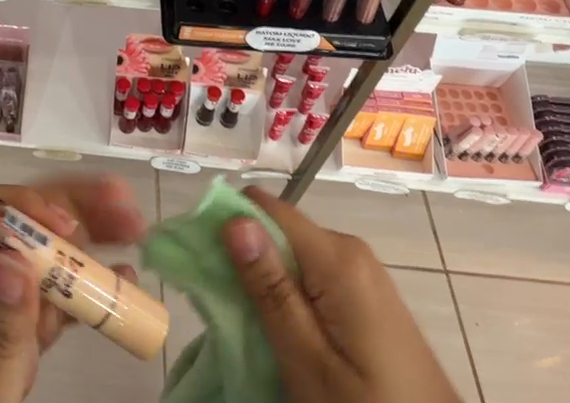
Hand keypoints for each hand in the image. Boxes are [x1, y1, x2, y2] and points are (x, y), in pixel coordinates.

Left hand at [0, 176, 148, 402]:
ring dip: (86, 236)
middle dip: (68, 207)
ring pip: (37, 256)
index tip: (69, 229)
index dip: (19, 205)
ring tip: (134, 227)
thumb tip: (13, 254)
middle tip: (126, 208)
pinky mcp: (13, 343)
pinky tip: (124, 283)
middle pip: (12, 225)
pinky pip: (50, 300)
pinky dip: (87, 286)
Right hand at [224, 186, 463, 402]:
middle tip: (228, 312)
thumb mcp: (309, 362)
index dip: (227, 226)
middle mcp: (350, 250)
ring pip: (291, 254)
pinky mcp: (366, 294)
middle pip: (276, 230)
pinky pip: (312, 275)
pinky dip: (290, 297)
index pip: (264, 207)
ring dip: (265, 283)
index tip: (203, 264)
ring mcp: (362, 272)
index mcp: (336, 258)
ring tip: (253, 330)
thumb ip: (270, 289)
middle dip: (245, 261)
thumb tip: (234, 218)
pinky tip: (284, 335)